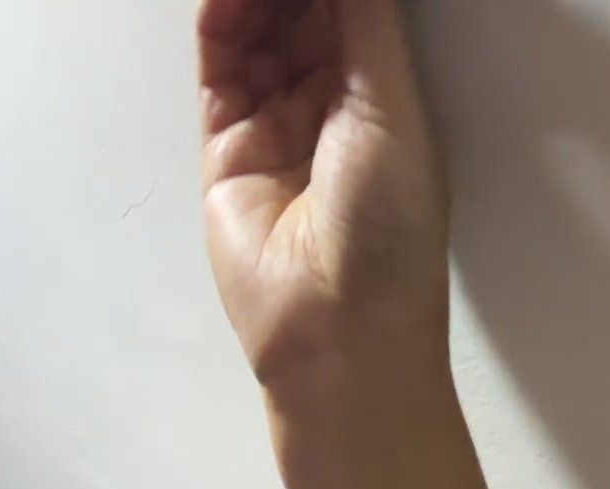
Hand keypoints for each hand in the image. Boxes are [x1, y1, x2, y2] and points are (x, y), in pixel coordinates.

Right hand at [197, 0, 449, 400]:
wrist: (334, 334)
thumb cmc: (386, 232)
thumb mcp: (391, 110)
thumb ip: (364, 17)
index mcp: (385, 103)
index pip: (353, 10)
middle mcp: (331, 113)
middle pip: (302, 13)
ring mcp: (276, 132)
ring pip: (256, 33)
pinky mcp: (228, 154)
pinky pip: (220, 71)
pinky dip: (219, 24)